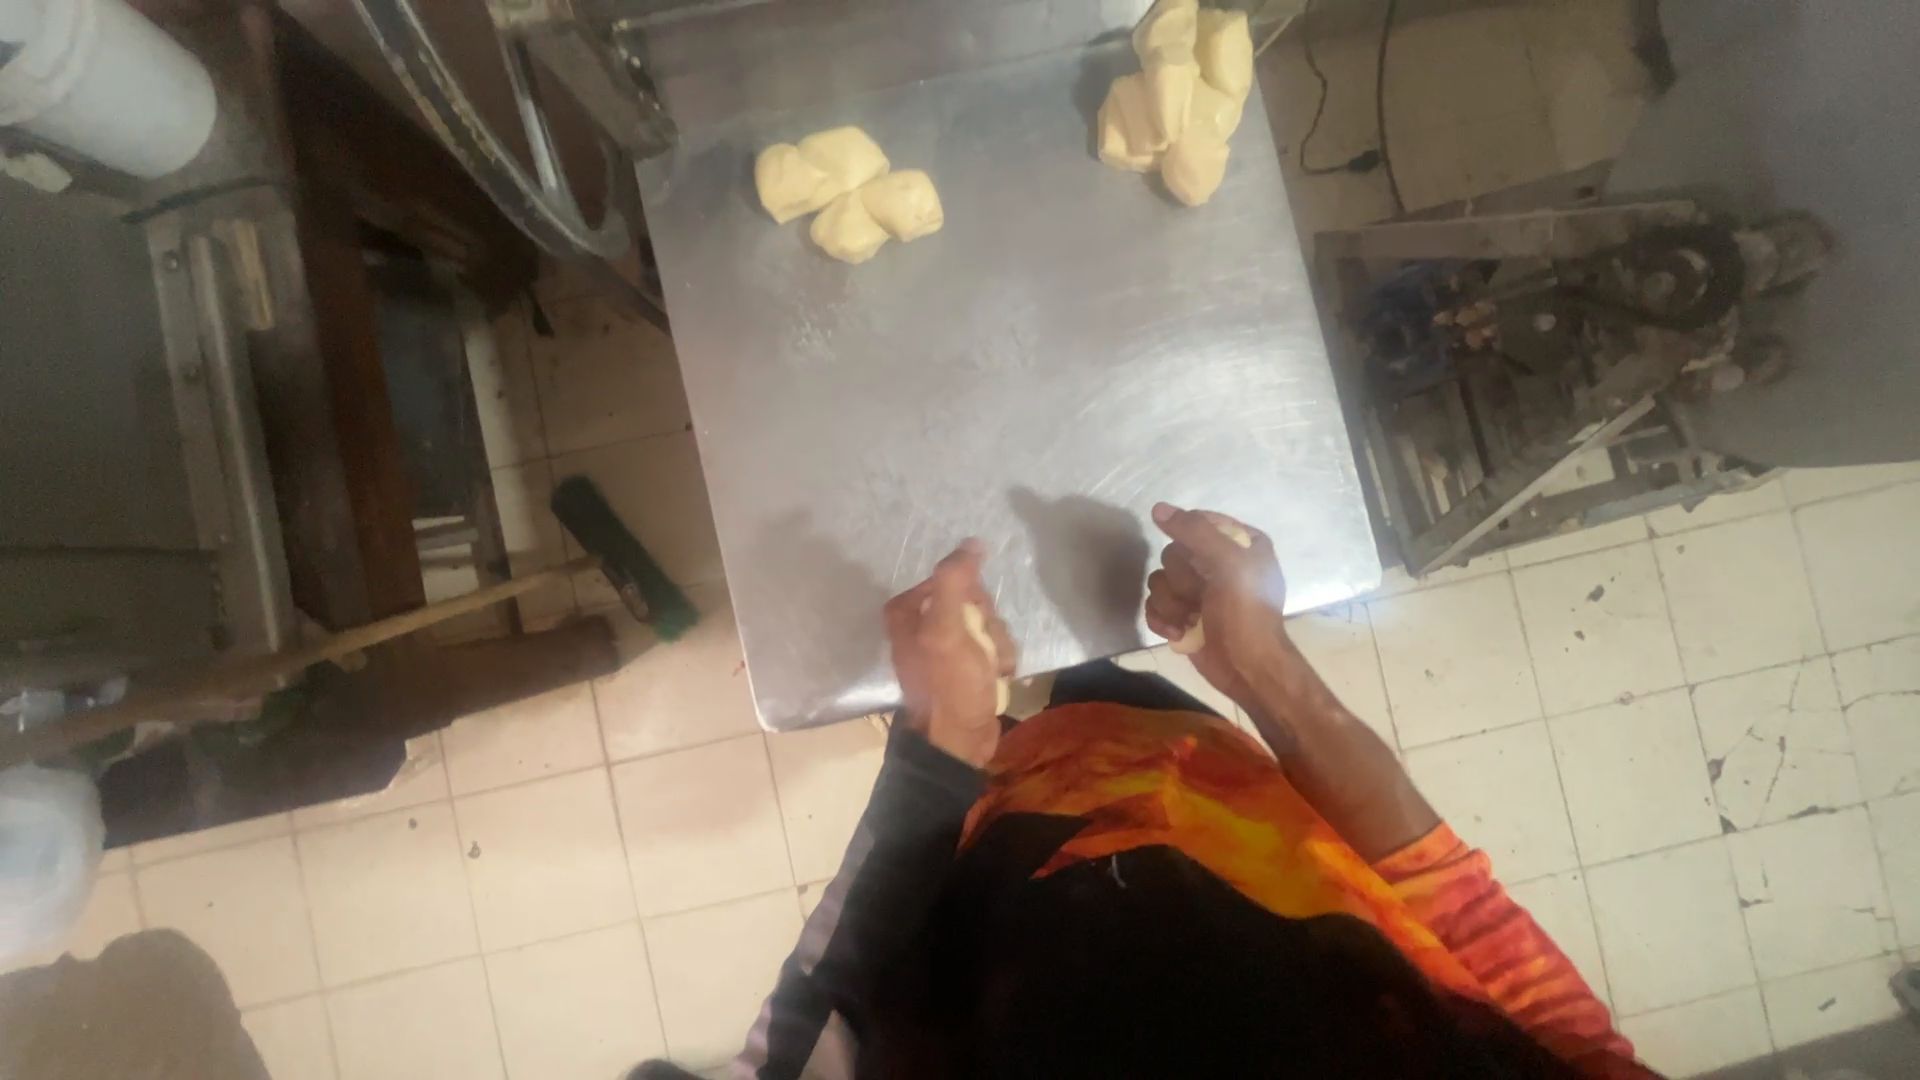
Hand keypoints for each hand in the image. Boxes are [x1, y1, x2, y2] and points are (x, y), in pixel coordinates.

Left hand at [885, 540, 1016, 766]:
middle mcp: (923, 622)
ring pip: (990, 625)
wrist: (957, 741)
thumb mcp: (948, 629)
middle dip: (989, 627)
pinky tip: (995, 680)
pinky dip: (1000, 663)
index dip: (974, 600)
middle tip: (982, 651)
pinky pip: (994, 647)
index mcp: (909, 608)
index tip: (973, 621)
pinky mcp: (965, 666)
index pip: (957, 580)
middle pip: (976, 602)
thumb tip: (972, 542)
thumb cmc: (948, 684)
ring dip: (998, 648)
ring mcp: (946, 646)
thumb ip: (955, 581)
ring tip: (990, 672)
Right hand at [1144, 503, 1292, 707]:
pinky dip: (1163, 620)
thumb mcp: (1228, 563)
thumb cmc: (1246, 612)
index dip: (1191, 541)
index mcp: (1240, 543)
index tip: (1200, 561)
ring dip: (1172, 604)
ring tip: (1193, 619)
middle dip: (1182, 580)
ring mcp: (1198, 591)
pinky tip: (1180, 632)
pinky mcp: (1182, 616)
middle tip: (1203, 596)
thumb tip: (1158, 509)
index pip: (1198, 522)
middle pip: (1172, 553)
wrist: (1246, 667)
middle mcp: (1218, 563)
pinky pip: (1154, 605)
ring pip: (1159, 580)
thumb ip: (1194, 531)